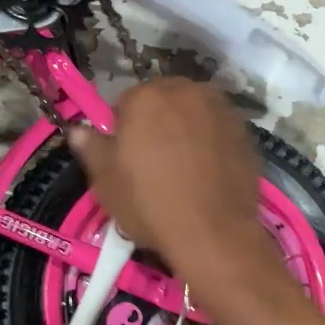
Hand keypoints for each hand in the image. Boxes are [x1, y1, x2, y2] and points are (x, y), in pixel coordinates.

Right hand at [69, 79, 264, 265]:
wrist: (213, 233)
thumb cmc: (149, 203)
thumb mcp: (105, 180)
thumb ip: (91, 147)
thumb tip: (78, 130)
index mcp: (147, 96)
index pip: (126, 103)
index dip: (122, 131)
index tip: (125, 159)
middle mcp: (187, 91)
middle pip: (164, 102)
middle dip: (157, 124)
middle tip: (153, 163)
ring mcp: (222, 110)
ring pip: (194, 115)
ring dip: (186, 131)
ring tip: (182, 170)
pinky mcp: (246, 134)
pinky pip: (218, 133)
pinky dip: (211, 145)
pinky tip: (207, 175)